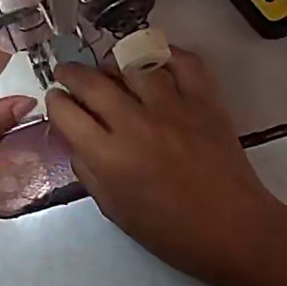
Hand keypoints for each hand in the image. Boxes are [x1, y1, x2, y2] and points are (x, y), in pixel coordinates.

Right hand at [46, 50, 286, 285]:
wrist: (232, 229)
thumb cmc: (170, 231)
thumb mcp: (114, 210)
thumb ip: (89, 172)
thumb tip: (78, 142)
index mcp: (109, 157)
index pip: (67, 113)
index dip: (54, 102)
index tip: (55, 100)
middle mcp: (135, 124)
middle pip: (93, 82)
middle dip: (71, 74)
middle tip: (67, 73)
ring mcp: (172, 107)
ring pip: (133, 64)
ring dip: (114, 63)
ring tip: (109, 68)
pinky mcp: (205, 101)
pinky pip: (183, 62)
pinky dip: (165, 54)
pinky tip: (154, 60)